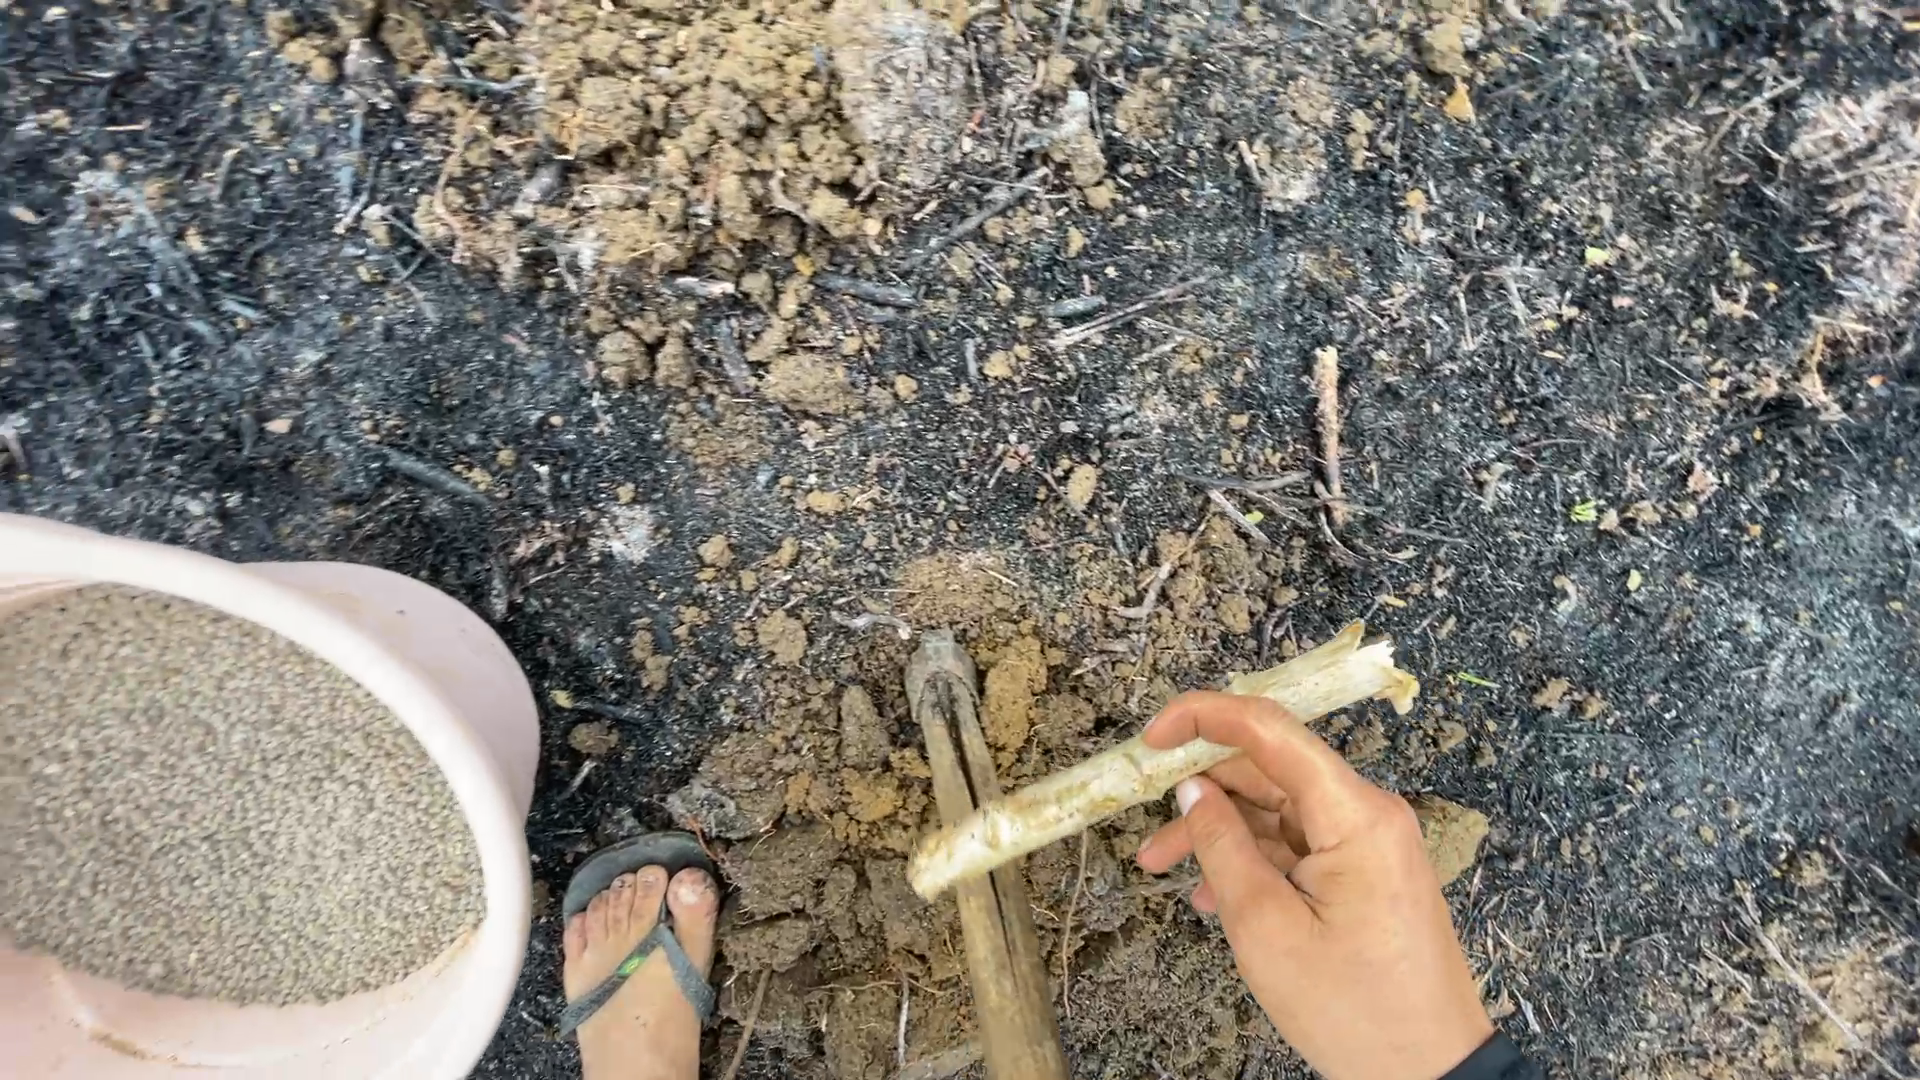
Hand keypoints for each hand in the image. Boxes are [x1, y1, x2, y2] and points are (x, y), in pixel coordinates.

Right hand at [1136, 692, 1492, 1079]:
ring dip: (1214, 831)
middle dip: (1199, 792)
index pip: (1268, 728)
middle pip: (1264, 771)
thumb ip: (1221, 843)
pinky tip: (1210, 893)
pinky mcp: (1358, 867)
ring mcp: (1363, 840)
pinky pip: (1289, 841)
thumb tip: (1191, 788)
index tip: (1151, 739)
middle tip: (1146, 819)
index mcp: (1353, 813)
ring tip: (1158, 866)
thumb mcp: (1265, 926)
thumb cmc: (1349, 1007)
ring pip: (1270, 808)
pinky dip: (1246, 857)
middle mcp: (1363, 811)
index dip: (1202, 716)